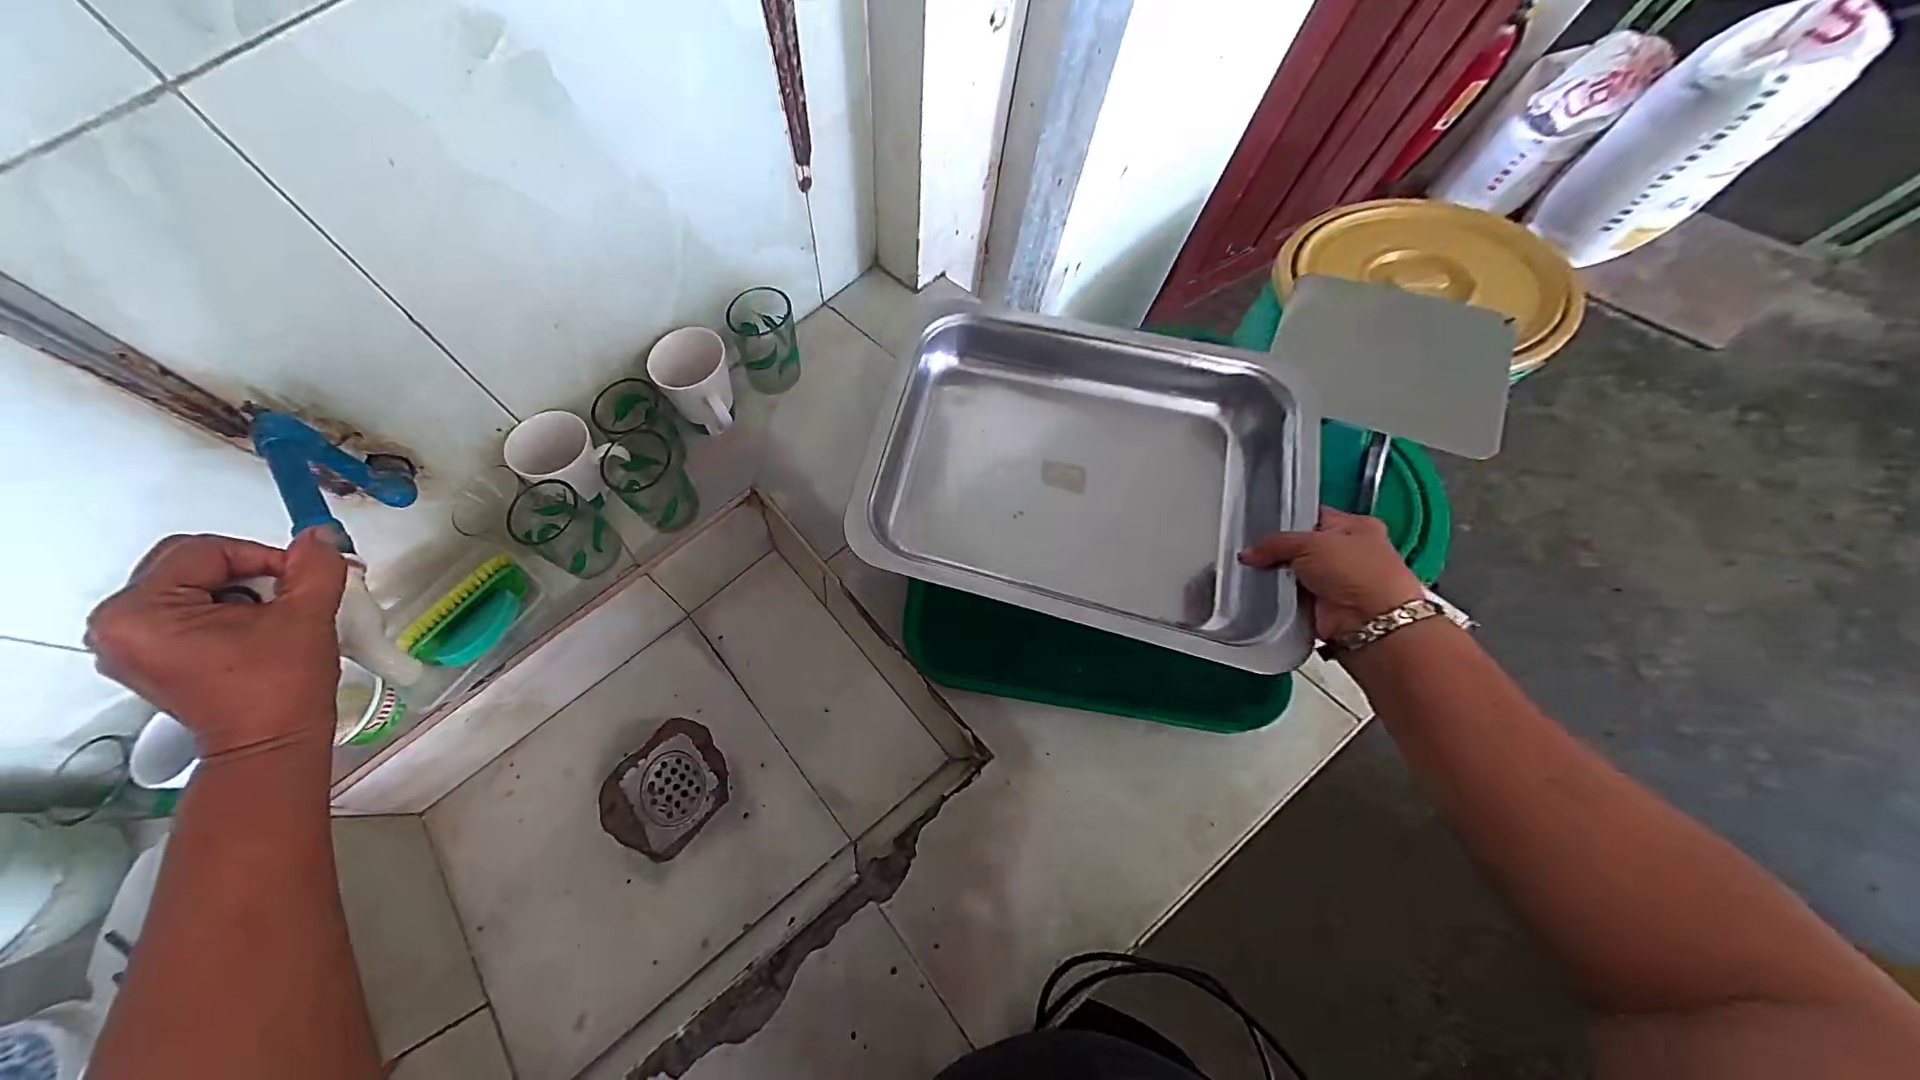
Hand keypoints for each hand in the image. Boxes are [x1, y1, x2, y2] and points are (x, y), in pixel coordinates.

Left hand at [87, 530, 346, 757]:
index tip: (303, 579)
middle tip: (290, 594)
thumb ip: (315, 567)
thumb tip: (318, 536)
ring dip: (242, 589)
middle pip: (189, 563)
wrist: (272, 740)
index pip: (205, 551)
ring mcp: (128, 642)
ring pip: (191, 584)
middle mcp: (117, 624)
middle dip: (249, 571)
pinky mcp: (148, 654)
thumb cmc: (281, 684)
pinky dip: (228, 608)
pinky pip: (186, 608)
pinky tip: (259, 629)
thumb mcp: (307, 615)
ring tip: (277, 616)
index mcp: (141, 612)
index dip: (265, 558)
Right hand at [1239, 507, 1424, 640]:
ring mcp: (1335, 581)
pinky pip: (1291, 596)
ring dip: (1278, 576)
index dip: (1286, 519)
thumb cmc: (1356, 572)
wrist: (1372, 622)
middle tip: (1254, 551)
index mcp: (1355, 527)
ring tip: (1255, 571)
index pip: (1312, 516)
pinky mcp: (1321, 605)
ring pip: (1293, 572)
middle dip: (1278, 551)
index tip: (1260, 524)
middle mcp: (1347, 553)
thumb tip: (1249, 554)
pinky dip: (1280, 596)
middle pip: (1300, 546)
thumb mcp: (1311, 544)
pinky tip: (1265, 591)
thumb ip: (1275, 543)